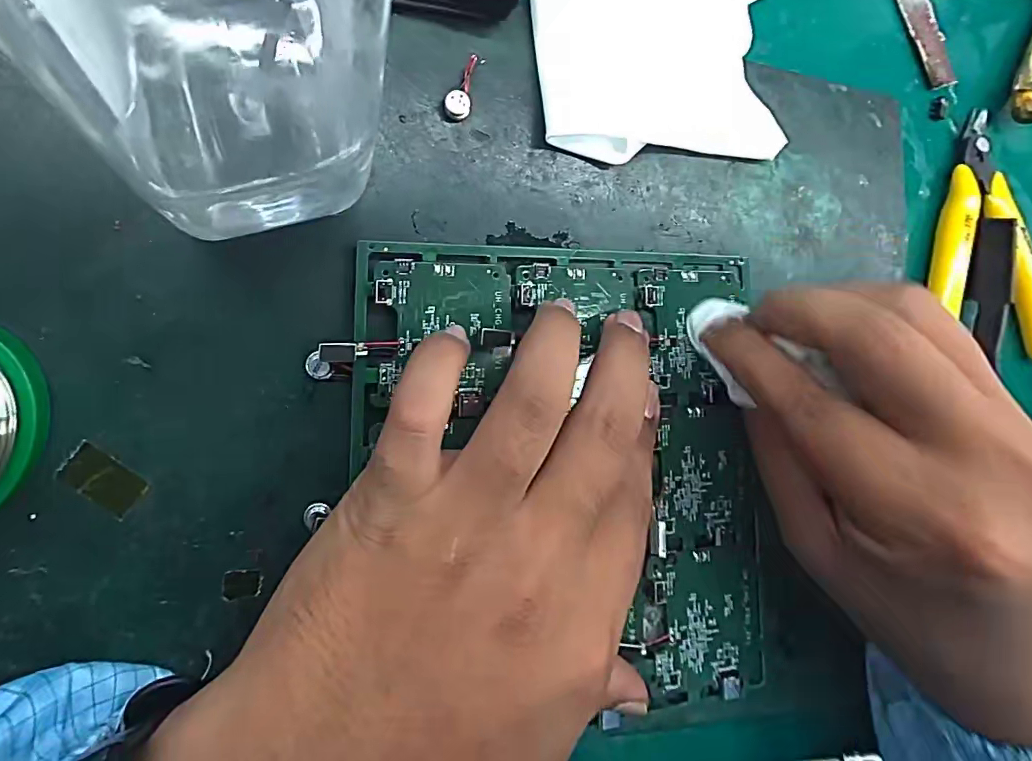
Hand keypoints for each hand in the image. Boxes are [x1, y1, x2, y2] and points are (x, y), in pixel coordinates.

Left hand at [150, 303, 657, 760]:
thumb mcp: (540, 731)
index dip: (641, 431)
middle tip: (624, 327)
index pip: (633, 495)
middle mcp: (536, 554)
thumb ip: (592, 679)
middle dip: (620, 368)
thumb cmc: (437, 748)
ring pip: (526, 406)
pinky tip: (454, 340)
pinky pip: (422, 411)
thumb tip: (634, 673)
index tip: (639, 394)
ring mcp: (461, 519)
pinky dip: (438, 364)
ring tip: (559, 314)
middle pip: (598, 435)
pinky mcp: (389, 498)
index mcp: (582, 614)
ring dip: (550, 347)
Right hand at [701, 284, 1031, 745]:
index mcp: (924, 516)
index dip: (752, 356)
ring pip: (917, 314)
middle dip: (797, 308)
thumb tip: (744, 369)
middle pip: (879, 336)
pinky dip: (880, 317)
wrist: (1028, 663)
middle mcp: (987, 460)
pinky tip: (848, 335)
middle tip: (754, 318)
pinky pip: (945, 332)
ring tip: (798, 323)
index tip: (714, 331)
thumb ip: (777, 450)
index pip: (816, 404)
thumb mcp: (813, 546)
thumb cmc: (902, 617)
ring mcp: (1023, 432)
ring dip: (840, 301)